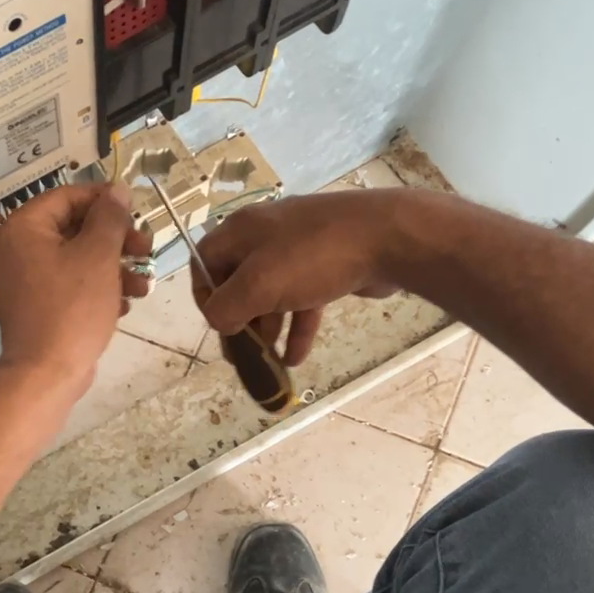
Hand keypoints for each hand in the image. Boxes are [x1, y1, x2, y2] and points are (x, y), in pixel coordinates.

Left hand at [0, 181, 151, 387]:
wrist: (45, 375)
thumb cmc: (71, 309)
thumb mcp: (98, 256)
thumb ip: (110, 218)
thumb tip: (117, 190)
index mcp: (23, 228)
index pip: (68, 197)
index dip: (106, 202)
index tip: (137, 213)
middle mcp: (18, 250)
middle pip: (75, 230)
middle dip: (116, 242)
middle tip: (147, 250)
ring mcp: (26, 282)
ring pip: (78, 261)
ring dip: (115, 269)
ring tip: (144, 287)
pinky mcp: (39, 309)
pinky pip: (71, 287)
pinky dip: (98, 291)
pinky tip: (124, 306)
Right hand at [192, 189, 409, 365]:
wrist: (388, 237)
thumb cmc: (312, 258)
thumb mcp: (256, 286)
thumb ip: (225, 309)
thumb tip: (221, 321)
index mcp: (241, 231)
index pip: (204, 261)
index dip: (205, 295)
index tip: (217, 324)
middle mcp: (266, 235)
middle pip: (238, 282)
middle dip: (239, 321)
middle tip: (242, 353)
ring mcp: (299, 248)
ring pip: (271, 294)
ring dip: (267, 330)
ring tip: (269, 361)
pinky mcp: (327, 263)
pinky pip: (302, 299)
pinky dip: (296, 328)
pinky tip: (296, 359)